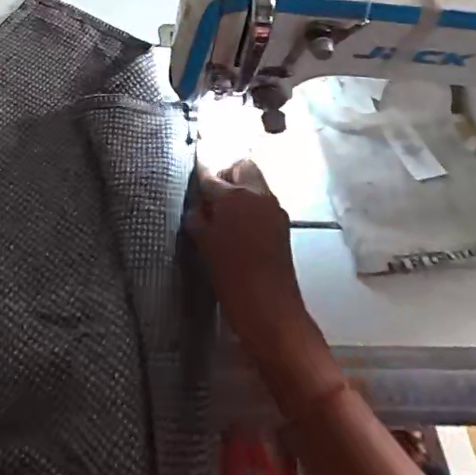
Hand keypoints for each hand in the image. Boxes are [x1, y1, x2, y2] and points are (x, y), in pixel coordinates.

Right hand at [186, 160, 304, 342]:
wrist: (269, 307)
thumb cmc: (230, 276)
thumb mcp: (204, 246)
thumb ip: (198, 219)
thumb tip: (197, 207)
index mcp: (234, 196)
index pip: (211, 176)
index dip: (200, 173)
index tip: (193, 172)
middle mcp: (258, 194)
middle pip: (242, 167)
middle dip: (226, 174)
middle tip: (211, 194)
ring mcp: (274, 208)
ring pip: (256, 184)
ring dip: (241, 190)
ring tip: (223, 213)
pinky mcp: (282, 224)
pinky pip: (263, 203)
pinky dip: (251, 206)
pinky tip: (239, 227)